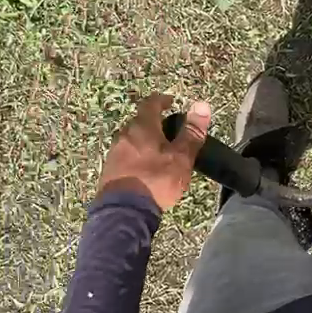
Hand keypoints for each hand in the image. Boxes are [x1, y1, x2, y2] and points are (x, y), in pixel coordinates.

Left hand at [96, 94, 211, 211]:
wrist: (123, 212)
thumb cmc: (156, 180)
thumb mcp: (181, 157)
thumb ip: (191, 133)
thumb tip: (202, 105)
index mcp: (142, 127)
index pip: (151, 104)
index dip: (162, 100)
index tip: (171, 102)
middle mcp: (125, 135)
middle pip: (139, 122)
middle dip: (154, 123)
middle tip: (169, 130)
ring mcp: (114, 153)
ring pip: (131, 139)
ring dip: (144, 140)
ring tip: (159, 151)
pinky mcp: (109, 170)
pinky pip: (125, 155)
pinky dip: (136, 155)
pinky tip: (144, 168)